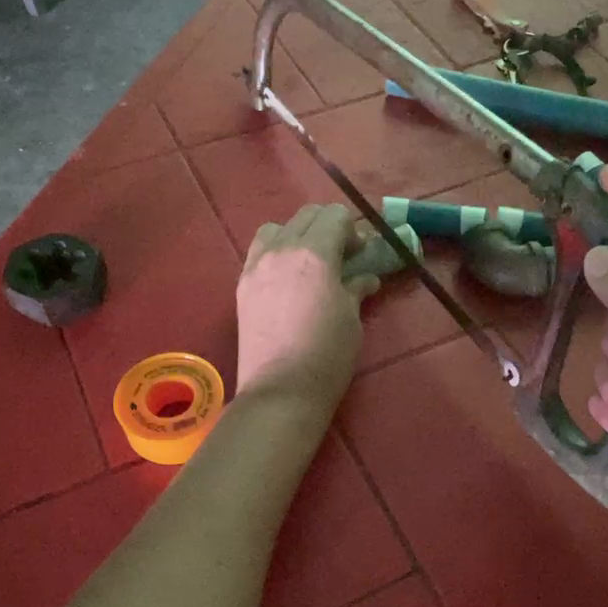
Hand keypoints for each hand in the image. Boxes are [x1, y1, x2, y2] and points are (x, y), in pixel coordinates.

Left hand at [235, 204, 379, 406]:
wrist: (281, 390)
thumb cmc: (327, 355)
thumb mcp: (351, 319)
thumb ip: (355, 288)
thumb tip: (365, 278)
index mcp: (314, 253)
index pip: (335, 216)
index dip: (353, 231)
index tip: (360, 254)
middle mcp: (281, 250)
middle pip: (305, 216)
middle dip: (327, 228)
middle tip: (340, 257)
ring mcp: (256, 266)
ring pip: (277, 228)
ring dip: (296, 236)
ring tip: (308, 264)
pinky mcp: (242, 286)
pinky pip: (258, 252)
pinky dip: (275, 253)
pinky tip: (286, 280)